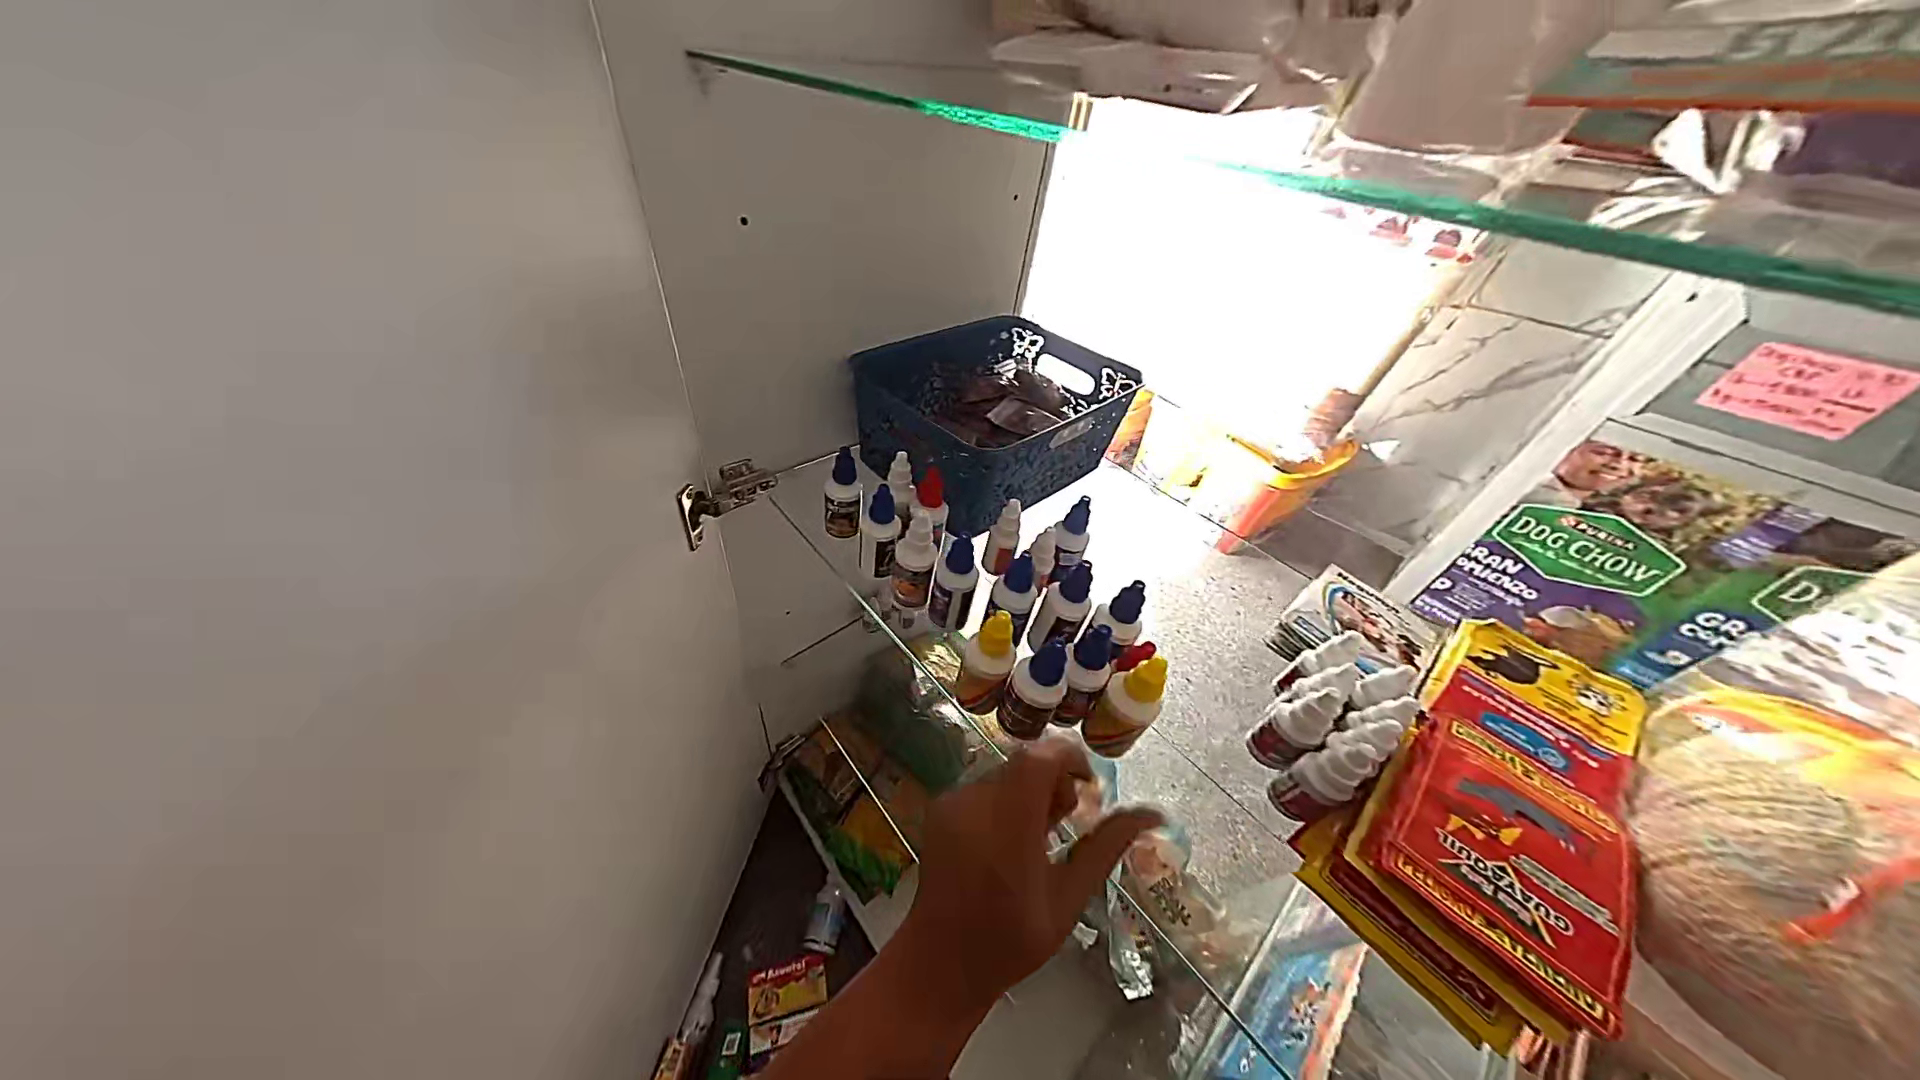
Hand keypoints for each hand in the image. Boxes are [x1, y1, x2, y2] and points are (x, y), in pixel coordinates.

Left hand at [894, 733, 1163, 1009]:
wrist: (942, 960)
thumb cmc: (1012, 937)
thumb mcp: (1069, 897)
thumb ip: (1106, 846)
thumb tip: (1152, 814)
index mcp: (1009, 824)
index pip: (1039, 757)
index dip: (1070, 757)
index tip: (1089, 785)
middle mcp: (975, 801)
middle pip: (1024, 761)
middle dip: (1054, 777)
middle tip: (1067, 817)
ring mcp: (953, 801)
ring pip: (1005, 769)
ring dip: (1029, 787)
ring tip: (1038, 831)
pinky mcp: (940, 806)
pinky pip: (983, 783)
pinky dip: (1005, 796)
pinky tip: (1009, 835)